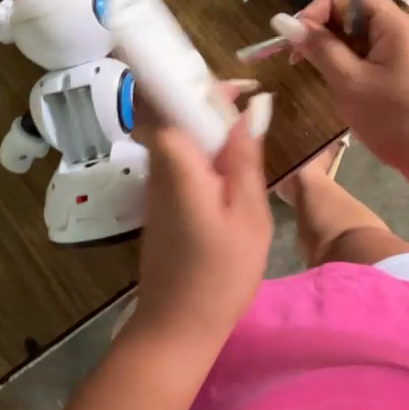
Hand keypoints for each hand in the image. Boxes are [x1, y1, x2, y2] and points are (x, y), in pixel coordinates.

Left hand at [132, 88, 273, 346]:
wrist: (176, 327)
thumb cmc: (219, 273)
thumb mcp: (247, 214)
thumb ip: (245, 157)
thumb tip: (252, 107)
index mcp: (177, 161)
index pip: (168, 98)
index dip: (198, 82)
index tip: (240, 86)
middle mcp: (159, 165)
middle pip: (169, 112)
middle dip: (204, 99)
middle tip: (247, 104)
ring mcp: (156, 184)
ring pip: (174, 136)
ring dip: (204, 124)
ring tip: (245, 130)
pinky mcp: (160, 202)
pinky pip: (178, 159)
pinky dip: (201, 150)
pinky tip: (229, 165)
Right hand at [290, 0, 408, 183]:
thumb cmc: (397, 120)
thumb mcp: (350, 83)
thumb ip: (319, 49)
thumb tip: (285, 21)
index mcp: (396, 26)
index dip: (318, 11)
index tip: (295, 39)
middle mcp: (408, 33)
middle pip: (358, 16)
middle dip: (326, 33)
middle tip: (300, 61)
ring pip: (366, 41)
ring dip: (339, 54)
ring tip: (324, 80)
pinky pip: (378, 60)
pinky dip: (356, 69)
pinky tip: (348, 93)